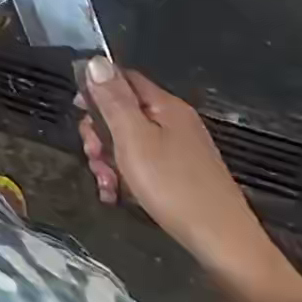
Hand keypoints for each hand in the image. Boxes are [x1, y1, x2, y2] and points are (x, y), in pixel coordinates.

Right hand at [76, 58, 272, 276]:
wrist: (221, 242)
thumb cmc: (173, 186)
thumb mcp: (132, 138)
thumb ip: (112, 99)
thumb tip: (96, 59)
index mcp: (165, 107)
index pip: (122, 78)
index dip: (95, 89)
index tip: (79, 112)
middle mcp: (173, 121)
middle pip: (120, 110)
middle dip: (97, 131)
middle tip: (93, 154)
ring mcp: (178, 148)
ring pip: (125, 139)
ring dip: (106, 157)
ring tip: (105, 180)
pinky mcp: (178, 171)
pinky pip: (139, 161)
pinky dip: (123, 173)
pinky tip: (116, 193)